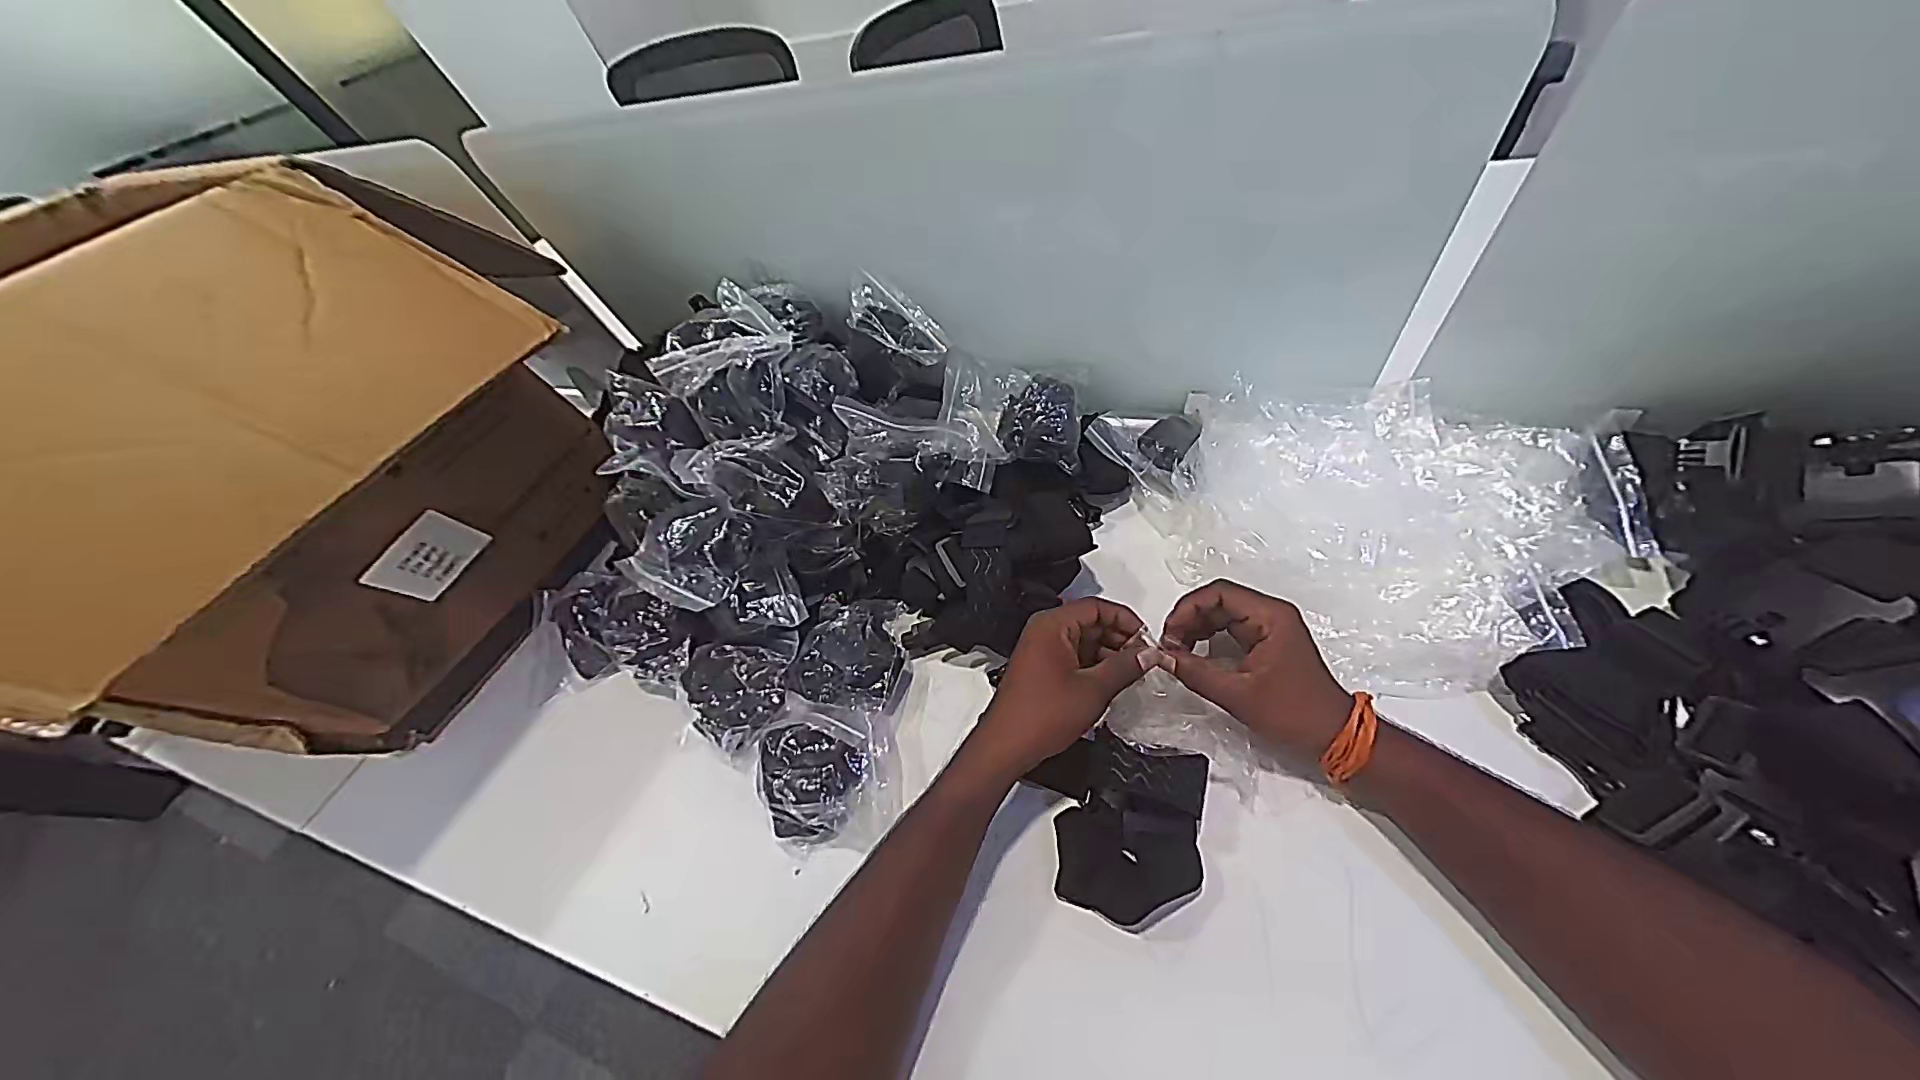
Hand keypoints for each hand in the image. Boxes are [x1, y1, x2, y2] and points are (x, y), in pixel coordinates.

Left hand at [958, 598, 1150, 783]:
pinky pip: (1075, 657)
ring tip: (1132, 672)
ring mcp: (1042, 650)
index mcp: (1052, 626)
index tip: (1145, 637)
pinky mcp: (1042, 668)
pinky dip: (1095, 666)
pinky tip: (1112, 682)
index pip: (1096, 607)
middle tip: (1143, 657)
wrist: (1008, 745)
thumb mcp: (1094, 689)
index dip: (1125, 620)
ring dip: (1109, 655)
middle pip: (1091, 622)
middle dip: (1120, 638)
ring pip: (1085, 641)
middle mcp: (1044, 632)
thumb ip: (1125, 667)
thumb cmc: (1036, 717)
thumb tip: (1145, 655)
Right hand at [1160, 580, 1353, 755]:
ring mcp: (1269, 628)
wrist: (1333, 734)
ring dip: (1196, 629)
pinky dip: (1208, 639)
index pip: (1219, 593)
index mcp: (1270, 617)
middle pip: (1218, 601)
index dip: (1187, 609)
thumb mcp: (1238, 695)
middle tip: (1169, 645)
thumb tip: (1165, 657)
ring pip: (1221, 615)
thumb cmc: (1296, 713)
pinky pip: (1229, 630)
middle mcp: (1271, 615)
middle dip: (1189, 620)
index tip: (1169, 632)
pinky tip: (1194, 656)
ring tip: (1178, 652)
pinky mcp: (1266, 642)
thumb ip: (1195, 672)